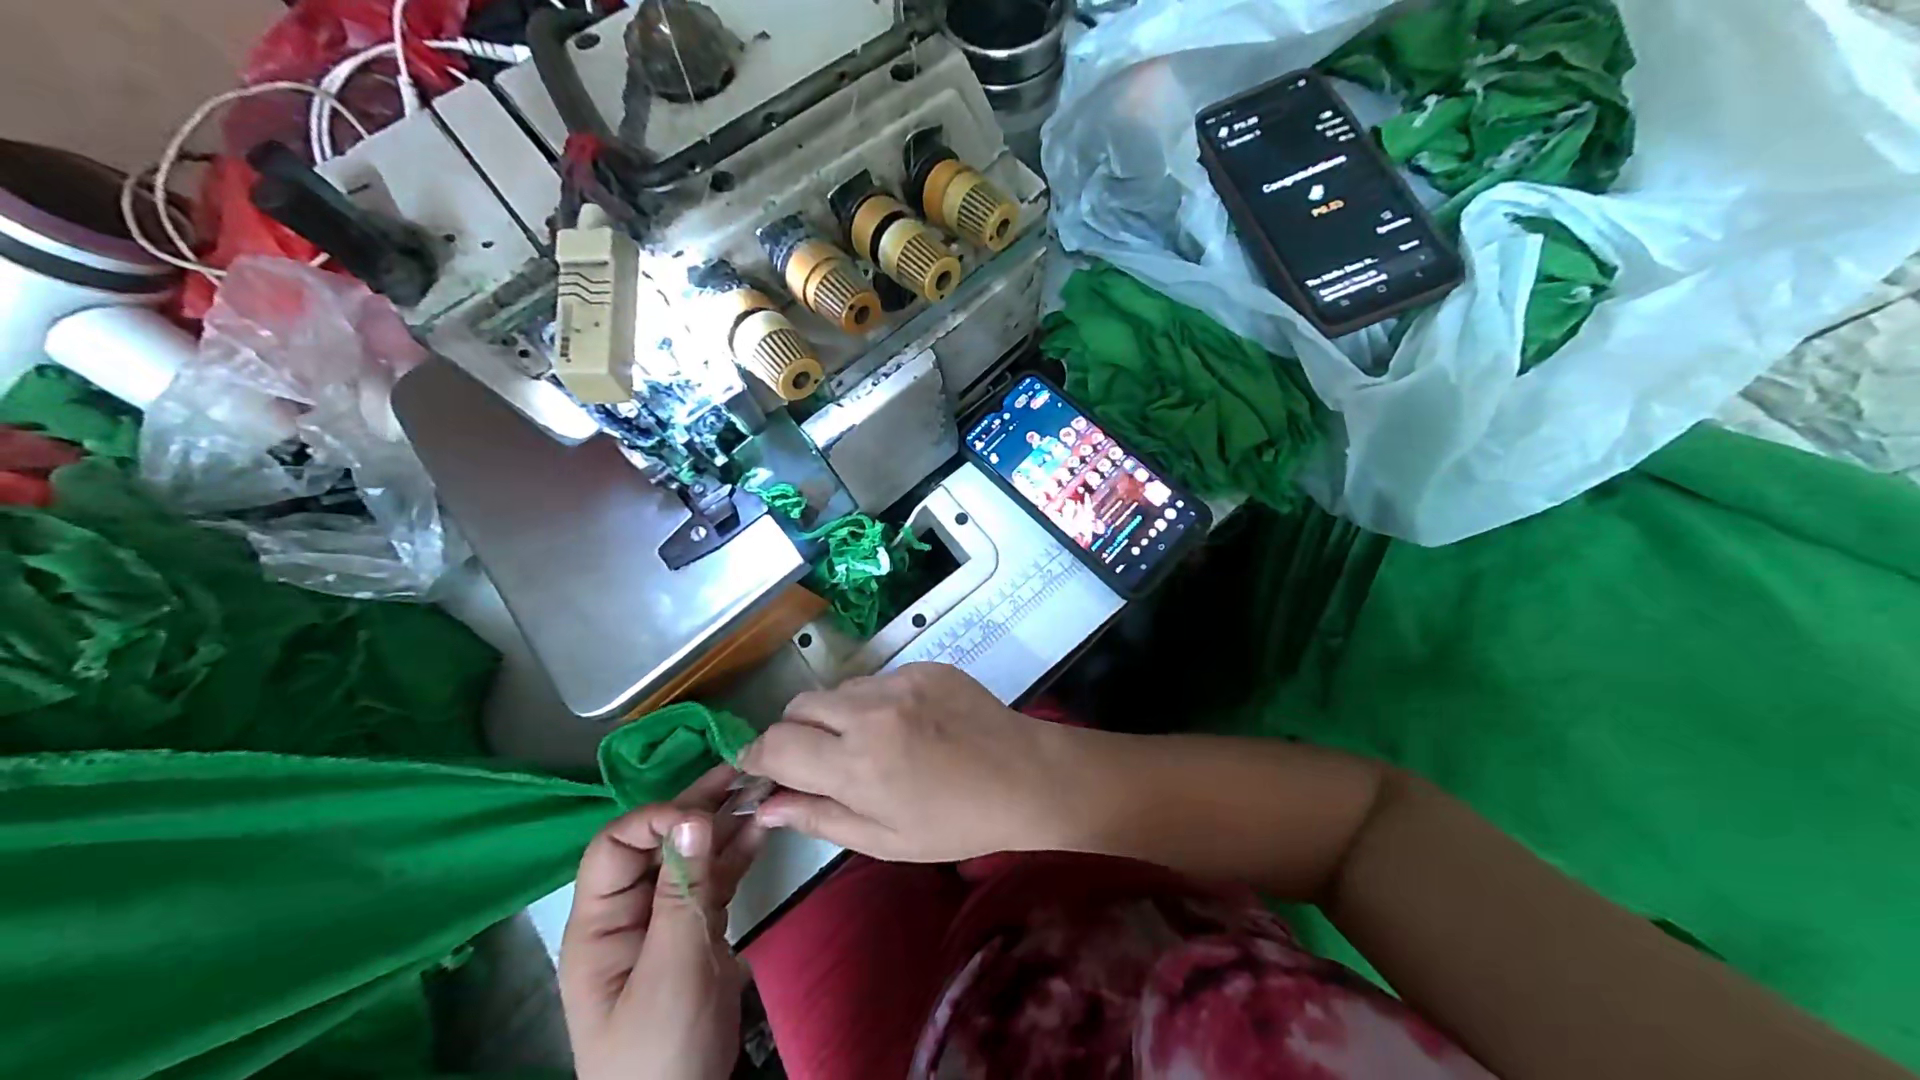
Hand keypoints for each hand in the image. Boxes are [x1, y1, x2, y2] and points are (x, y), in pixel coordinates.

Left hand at [559, 766, 766, 1079]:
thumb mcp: (672, 971)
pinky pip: (715, 881)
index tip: (702, 815)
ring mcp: (665, 920)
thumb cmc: (661, 1050)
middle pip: (658, 843)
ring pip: (691, 857)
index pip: (615, 847)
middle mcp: (629, 912)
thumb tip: (692, 815)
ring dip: (725, 825)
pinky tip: (762, 830)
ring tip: (761, 790)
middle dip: (697, 807)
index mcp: (599, 924)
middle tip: (742, 773)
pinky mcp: (697, 931)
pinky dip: (738, 855)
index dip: (655, 821)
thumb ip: (683, 891)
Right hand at [738, 663, 1082, 861]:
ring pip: (836, 690)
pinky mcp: (922, 666)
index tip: (756, 769)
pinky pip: (876, 680)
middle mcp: (869, 713)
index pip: (775, 746)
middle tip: (815, 760)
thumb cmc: (956, 822)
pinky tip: (902, 726)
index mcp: (856, 763)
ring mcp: (898, 682)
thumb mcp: (884, 839)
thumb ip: (819, 817)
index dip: (755, 758)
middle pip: (798, 707)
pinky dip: (872, 702)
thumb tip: (764, 806)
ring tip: (865, 743)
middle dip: (792, 733)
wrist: (1025, 776)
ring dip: (833, 716)